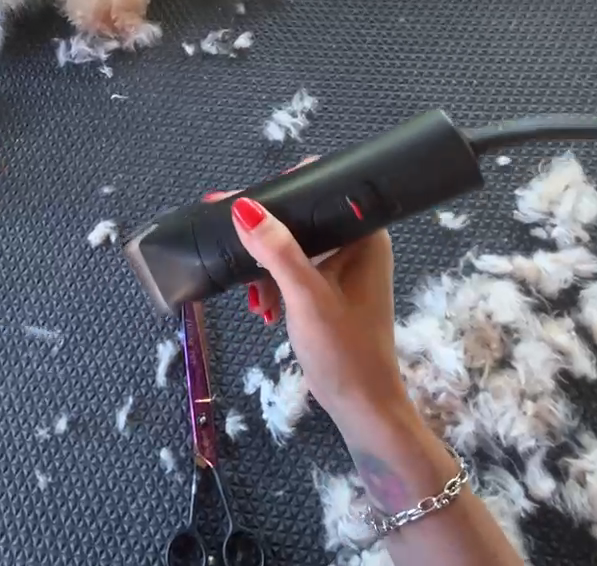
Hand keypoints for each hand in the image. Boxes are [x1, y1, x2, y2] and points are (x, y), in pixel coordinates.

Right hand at [230, 196, 412, 438]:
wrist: (362, 409)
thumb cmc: (344, 351)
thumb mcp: (305, 296)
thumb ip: (276, 250)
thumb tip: (241, 206)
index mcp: (364, 234)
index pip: (320, 188)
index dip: (283, 189)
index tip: (243, 201)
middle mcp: (356, 242)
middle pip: (299, 217)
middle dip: (264, 237)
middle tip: (232, 244)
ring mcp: (343, 265)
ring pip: (291, 244)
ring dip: (266, 266)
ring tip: (255, 297)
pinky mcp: (329, 286)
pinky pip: (292, 267)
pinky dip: (274, 283)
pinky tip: (264, 307)